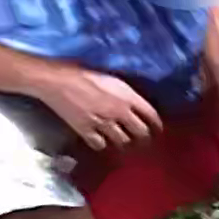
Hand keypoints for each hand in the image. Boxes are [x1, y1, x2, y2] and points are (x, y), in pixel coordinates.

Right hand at [33, 66, 162, 150]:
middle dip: (144, 137)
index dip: (157, 124)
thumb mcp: (112, 79)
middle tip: (144, 139)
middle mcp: (119, 112)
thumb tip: (136, 102)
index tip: (159, 129)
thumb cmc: (84, 74)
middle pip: (140, 132)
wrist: (58, 81)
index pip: (151, 114)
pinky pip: (100, 145)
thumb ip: (126, 93)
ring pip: (122, 141)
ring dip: (125, 142)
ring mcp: (103, 124)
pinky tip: (102, 142)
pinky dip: (102, 145)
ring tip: (126, 143)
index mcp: (127, 96)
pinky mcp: (86, 131)